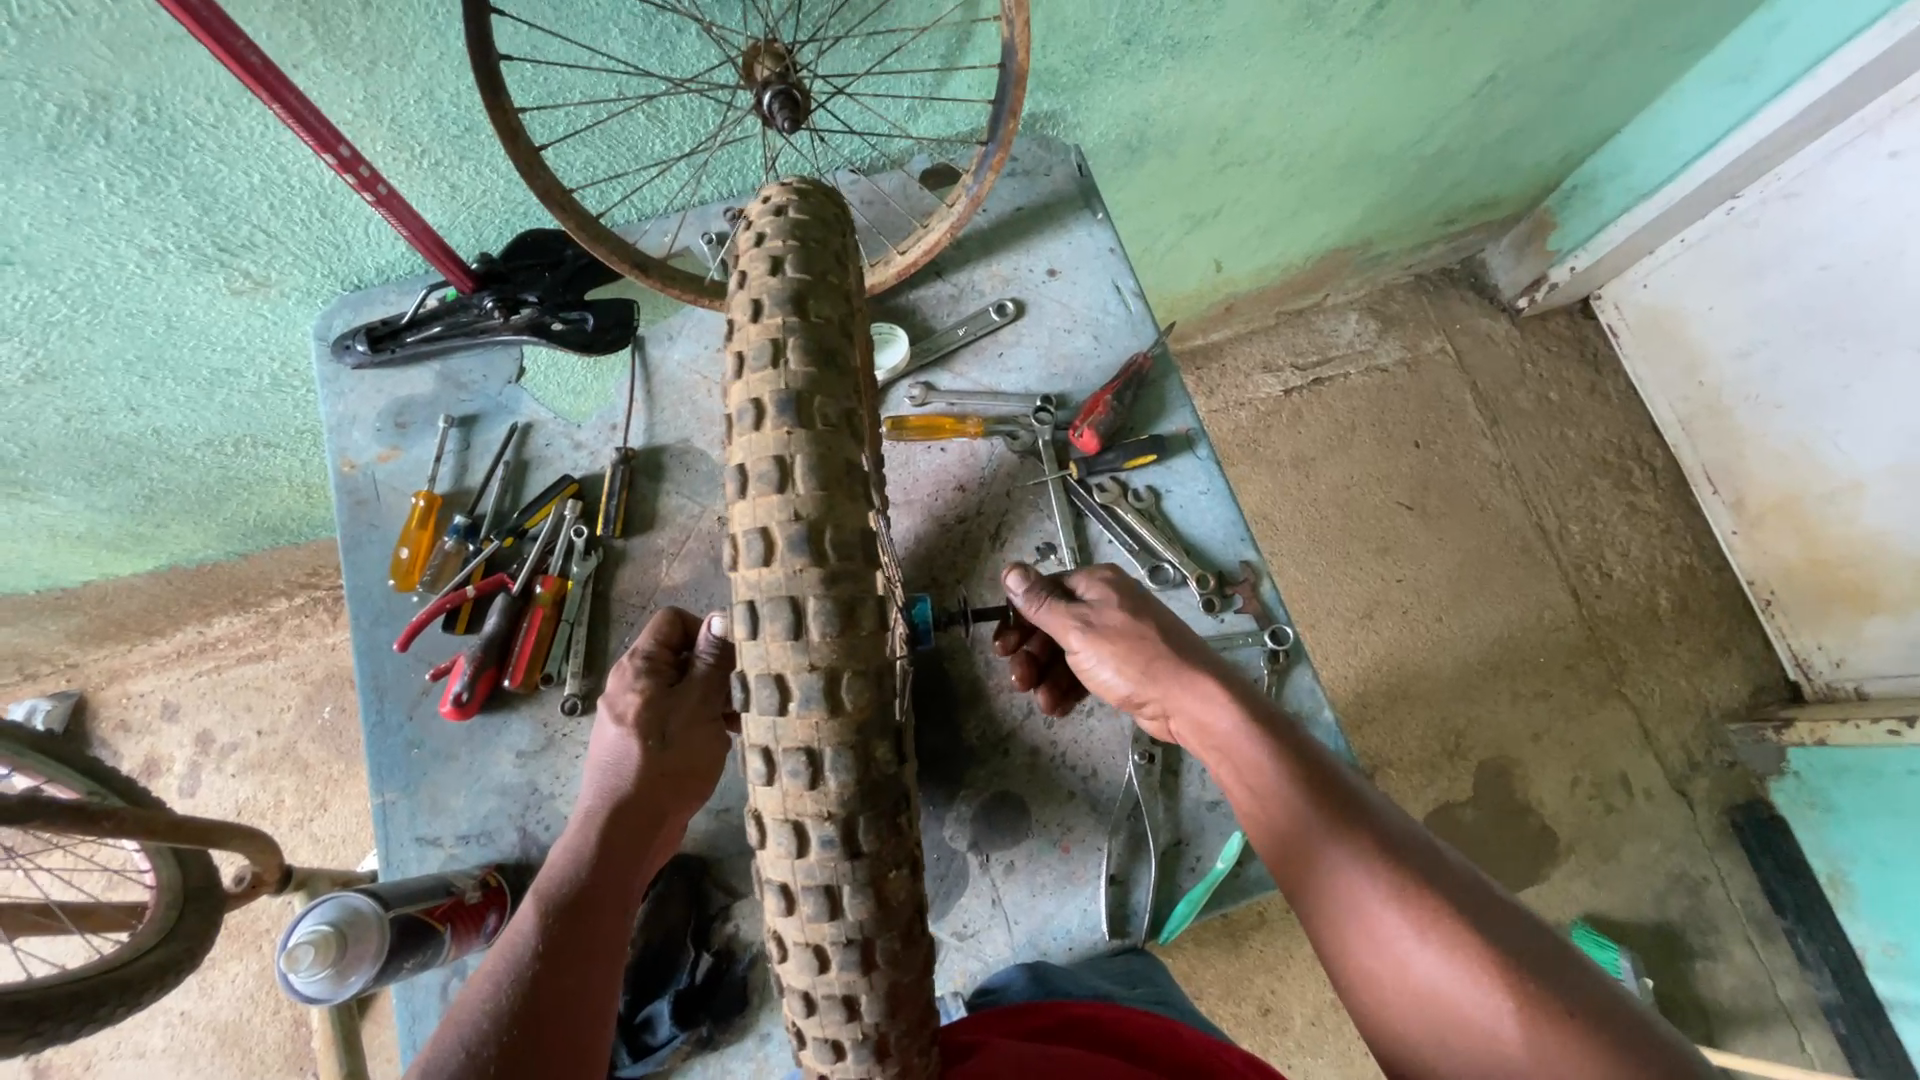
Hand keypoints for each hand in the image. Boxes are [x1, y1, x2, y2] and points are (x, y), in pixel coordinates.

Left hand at [578, 608, 736, 829]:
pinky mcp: (639, 741)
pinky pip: (672, 715)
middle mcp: (630, 682)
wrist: (626, 831)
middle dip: (715, 670)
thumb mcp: (700, 704)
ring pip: (679, 687)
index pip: (672, 620)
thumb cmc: (667, 761)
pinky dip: (697, 721)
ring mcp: (632, 713)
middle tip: (742, 696)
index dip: (705, 630)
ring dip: (711, 698)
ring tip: (735, 724)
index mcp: (640, 665)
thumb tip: (720, 618)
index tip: (732, 658)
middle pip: (678, 654)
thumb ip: (711, 659)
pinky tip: (718, 742)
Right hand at [992, 562, 1231, 743]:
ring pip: (1067, 652)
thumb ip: (1040, 602)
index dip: (1019, 619)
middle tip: (1017, 681)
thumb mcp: (1077, 628)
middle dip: (1031, 654)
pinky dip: (1069, 687)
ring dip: (1047, 676)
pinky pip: (1086, 671)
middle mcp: (1106, 603)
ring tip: (1040, 701)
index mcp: (1095, 584)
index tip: (1002, 647)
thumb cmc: (1130, 657)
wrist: (1190, 699)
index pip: (1044, 591)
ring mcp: (1117, 636)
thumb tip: (1010, 569)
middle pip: (1053, 624)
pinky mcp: (1124, 666)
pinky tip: (1057, 708)